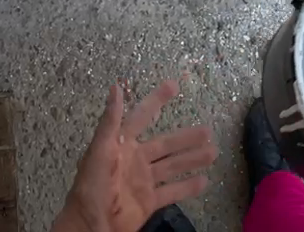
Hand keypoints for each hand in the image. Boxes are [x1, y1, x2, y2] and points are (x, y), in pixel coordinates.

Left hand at [52, 79, 217, 231]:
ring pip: (172, 166)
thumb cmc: (92, 184)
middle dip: (186, 136)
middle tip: (207, 130)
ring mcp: (143, 180)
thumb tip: (116, 86)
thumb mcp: (100, 149)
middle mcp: (136, 158)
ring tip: (213, 151)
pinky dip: (188, 187)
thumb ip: (110, 120)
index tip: (174, 85)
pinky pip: (171, 191)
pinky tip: (204, 181)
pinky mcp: (148, 201)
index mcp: (122, 142)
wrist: (91, 225)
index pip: (143, 115)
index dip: (157, 99)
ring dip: (192, 158)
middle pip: (165, 143)